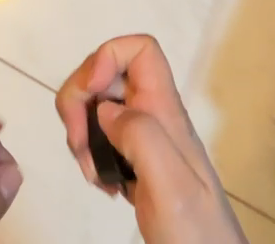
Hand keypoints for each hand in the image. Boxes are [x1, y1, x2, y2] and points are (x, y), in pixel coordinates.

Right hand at [55, 35, 245, 243]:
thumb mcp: (171, 185)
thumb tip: (105, 109)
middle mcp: (154, 115)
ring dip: (80, 131)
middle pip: (108, 73)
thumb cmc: (194, 231)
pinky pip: (99, 137)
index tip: (94, 95)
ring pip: (98, 105)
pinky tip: (101, 183)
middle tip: (80, 145)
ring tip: (92, 172)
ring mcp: (143, 139)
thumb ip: (141, 136)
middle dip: (80, 101)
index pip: (141, 50)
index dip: (109, 57)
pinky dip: (88, 153)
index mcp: (165, 110)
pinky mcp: (134, 162)